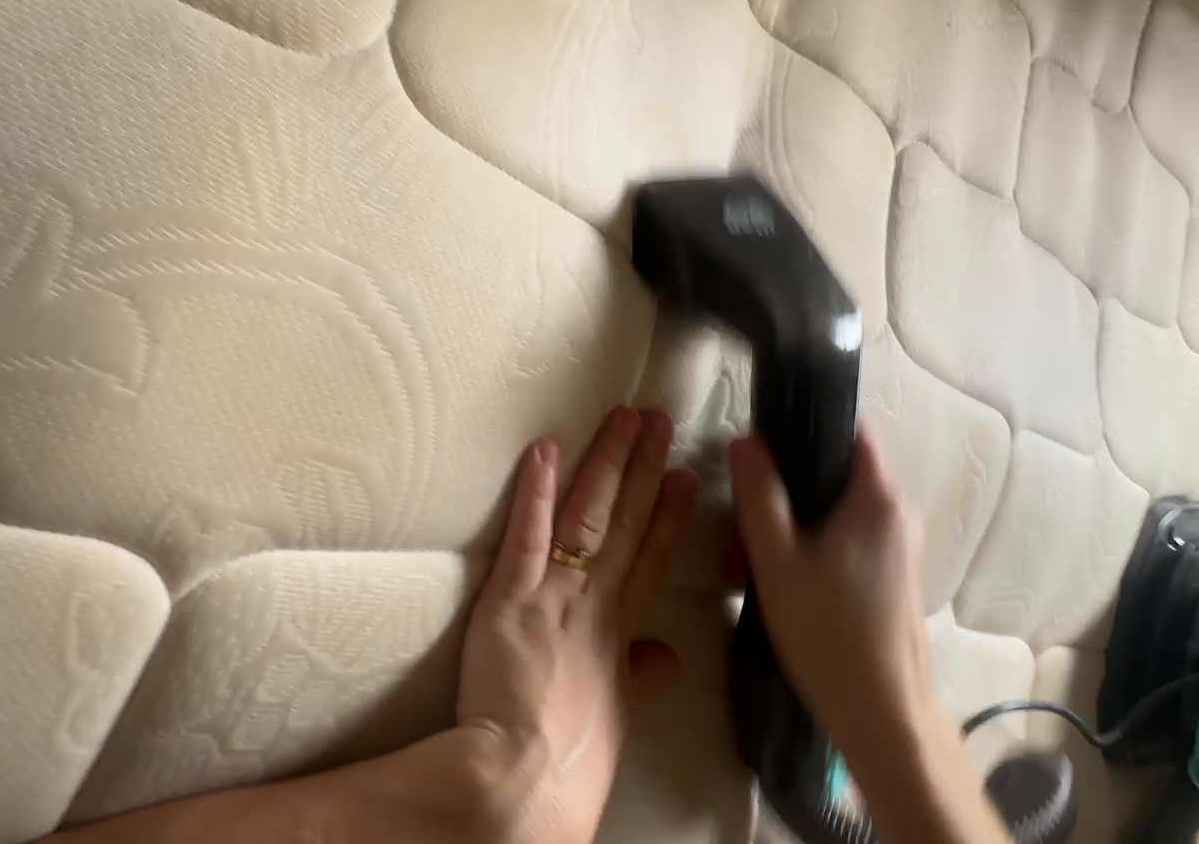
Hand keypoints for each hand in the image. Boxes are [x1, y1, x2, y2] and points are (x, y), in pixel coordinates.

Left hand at [456, 407, 697, 843]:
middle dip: (645, 467)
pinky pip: (528, 533)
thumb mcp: (618, 709)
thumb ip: (640, 671)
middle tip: (659, 421)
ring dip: (608, 462)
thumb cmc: (572, 752)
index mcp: (621, 625)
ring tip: (624, 419)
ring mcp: (555, 593)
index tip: (686, 475)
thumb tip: (668, 656)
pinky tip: (545, 448)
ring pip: (588, 514)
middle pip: (627, 520)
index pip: (652, 555)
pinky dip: (537, 490)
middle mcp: (595, 599)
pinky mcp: (512, 595)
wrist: (526, 779)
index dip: (670, 512)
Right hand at [727, 432, 933, 761]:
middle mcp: (897, 513)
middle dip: (783, 489)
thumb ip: (758, 493)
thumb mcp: (776, 558)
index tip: (764, 444)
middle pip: (833, 474)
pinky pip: (845, 538)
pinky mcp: (892, 575)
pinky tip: (778, 579)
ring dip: (790, 524)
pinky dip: (810, 546)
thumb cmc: (827, 630)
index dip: (805, 426)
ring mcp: (898, 546)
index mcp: (877, 497)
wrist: (883, 715)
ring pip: (834, 510)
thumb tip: (746, 440)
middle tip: (740, 523)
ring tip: (747, 560)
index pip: (850, 429)